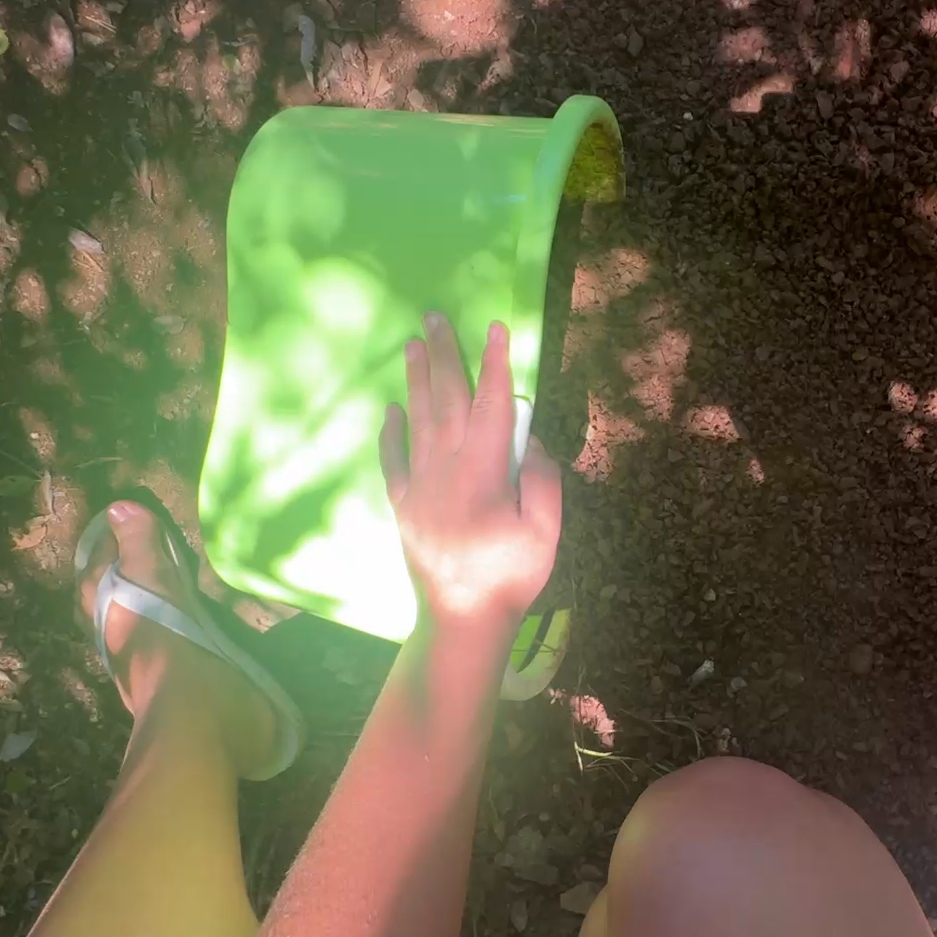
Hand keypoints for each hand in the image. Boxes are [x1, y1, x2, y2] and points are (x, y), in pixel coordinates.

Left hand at [378, 313, 561, 630]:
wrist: (460, 620)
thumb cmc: (510, 577)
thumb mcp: (545, 532)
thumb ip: (541, 480)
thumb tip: (529, 441)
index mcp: (483, 470)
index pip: (491, 404)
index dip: (496, 364)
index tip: (496, 328)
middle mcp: (444, 467)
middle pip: (445, 400)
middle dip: (444, 355)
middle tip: (433, 317)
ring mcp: (418, 485)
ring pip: (417, 420)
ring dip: (417, 380)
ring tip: (413, 345)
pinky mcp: (403, 505)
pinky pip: (393, 460)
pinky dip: (391, 433)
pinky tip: (391, 410)